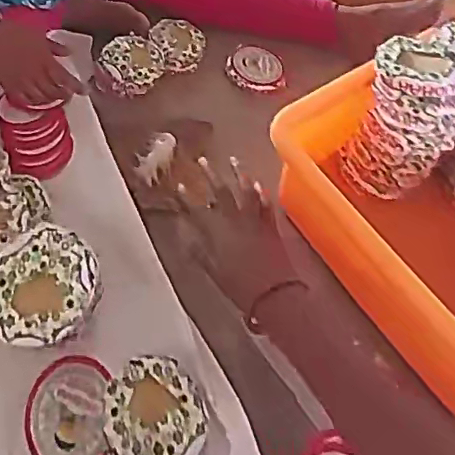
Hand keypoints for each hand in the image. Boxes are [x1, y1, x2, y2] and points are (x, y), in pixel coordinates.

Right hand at [0, 17, 82, 106]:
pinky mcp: (10, 86)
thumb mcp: (40, 35)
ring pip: (40, 99)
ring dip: (50, 102)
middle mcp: (36, 75)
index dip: (76, 87)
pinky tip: (37, 102)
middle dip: (64, 96)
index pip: (64, 79)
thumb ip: (55, 47)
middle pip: (54, 92)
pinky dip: (33, 104)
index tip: (84, 90)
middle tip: (68, 95)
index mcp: (45, 61)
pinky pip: (23, 101)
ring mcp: (22, 83)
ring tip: (55, 100)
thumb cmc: (16, 32)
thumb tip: (68, 52)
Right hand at [177, 156, 301, 311]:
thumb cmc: (240, 286)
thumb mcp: (214, 272)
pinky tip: (259, 185)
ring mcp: (255, 220)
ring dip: (239, 175)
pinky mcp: (271, 225)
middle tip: (203, 160)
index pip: (197, 210)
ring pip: (245, 192)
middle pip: (220, 193)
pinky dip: (262, 194)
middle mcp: (234, 220)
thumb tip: (187, 239)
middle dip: (210, 175)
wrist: (275, 293)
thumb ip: (200, 253)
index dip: (186, 197)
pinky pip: (265, 205)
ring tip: (234, 161)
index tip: (179, 184)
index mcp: (217, 232)